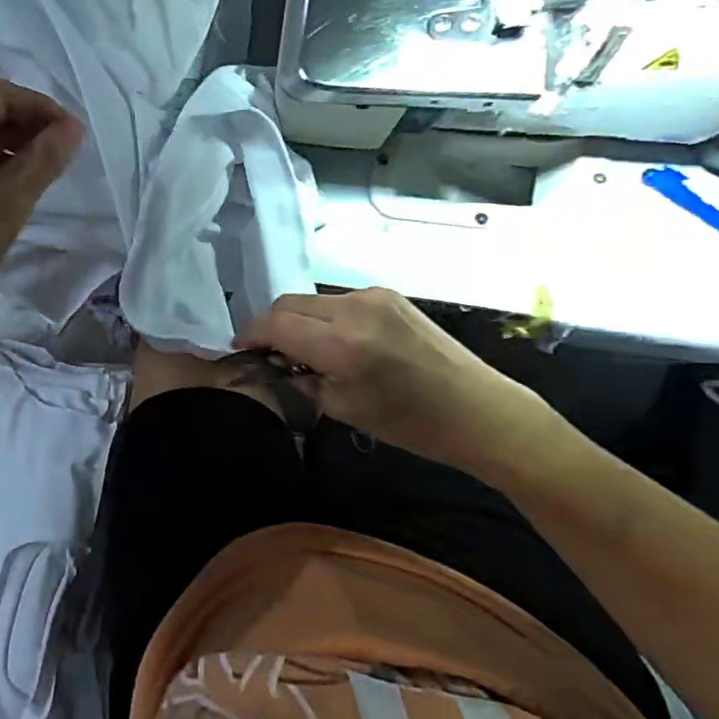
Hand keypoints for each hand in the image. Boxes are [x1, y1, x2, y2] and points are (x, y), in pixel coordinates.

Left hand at [0, 81, 82, 378]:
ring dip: (18, 140)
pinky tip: (23, 175)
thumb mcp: (13, 197)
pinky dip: (0, 156)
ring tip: (50, 163)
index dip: (42, 107)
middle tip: (66, 148)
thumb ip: (46, 156)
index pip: (0, 95)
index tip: (74, 133)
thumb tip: (75, 127)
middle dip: (32, 124)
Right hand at [237, 288, 572, 478]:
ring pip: (312, 300)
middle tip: (271, 354)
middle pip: (289, 303)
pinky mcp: (388, 294)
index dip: (252, 335)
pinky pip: (339, 301)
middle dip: (272, 325)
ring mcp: (373, 296)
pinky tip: (336, 342)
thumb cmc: (410, 424)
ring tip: (306, 351)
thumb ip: (301, 379)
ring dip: (299, 320)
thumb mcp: (343, 409)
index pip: (276, 323)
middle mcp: (354, 308)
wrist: (477, 409)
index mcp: (342, 343)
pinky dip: (325, 317)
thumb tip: (276, 362)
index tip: (241, 350)